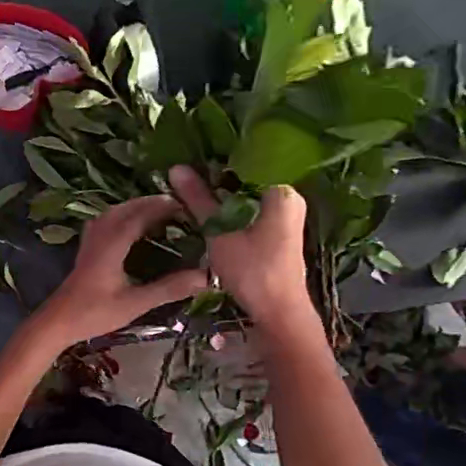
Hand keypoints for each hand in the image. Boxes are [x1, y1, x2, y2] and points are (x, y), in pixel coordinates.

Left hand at [29, 196, 210, 348]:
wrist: (58, 321)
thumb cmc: (95, 313)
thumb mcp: (135, 303)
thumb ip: (169, 288)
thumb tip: (204, 277)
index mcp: (112, 244)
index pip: (140, 214)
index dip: (163, 207)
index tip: (187, 204)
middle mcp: (100, 235)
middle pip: (126, 208)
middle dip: (151, 202)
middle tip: (178, 205)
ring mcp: (90, 240)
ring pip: (114, 212)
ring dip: (136, 207)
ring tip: (159, 211)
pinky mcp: (86, 248)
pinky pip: (106, 221)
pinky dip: (122, 216)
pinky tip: (130, 224)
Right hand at [168, 165, 314, 326]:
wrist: (279, 312)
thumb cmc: (253, 271)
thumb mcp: (220, 233)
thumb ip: (199, 199)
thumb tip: (176, 167)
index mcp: (282, 190)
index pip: (251, 157)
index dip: (220, 156)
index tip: (194, 153)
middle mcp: (289, 196)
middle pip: (249, 174)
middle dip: (219, 174)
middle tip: (188, 169)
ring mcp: (286, 213)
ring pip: (249, 192)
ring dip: (224, 191)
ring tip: (194, 184)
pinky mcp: (279, 228)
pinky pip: (253, 206)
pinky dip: (233, 206)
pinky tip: (211, 206)